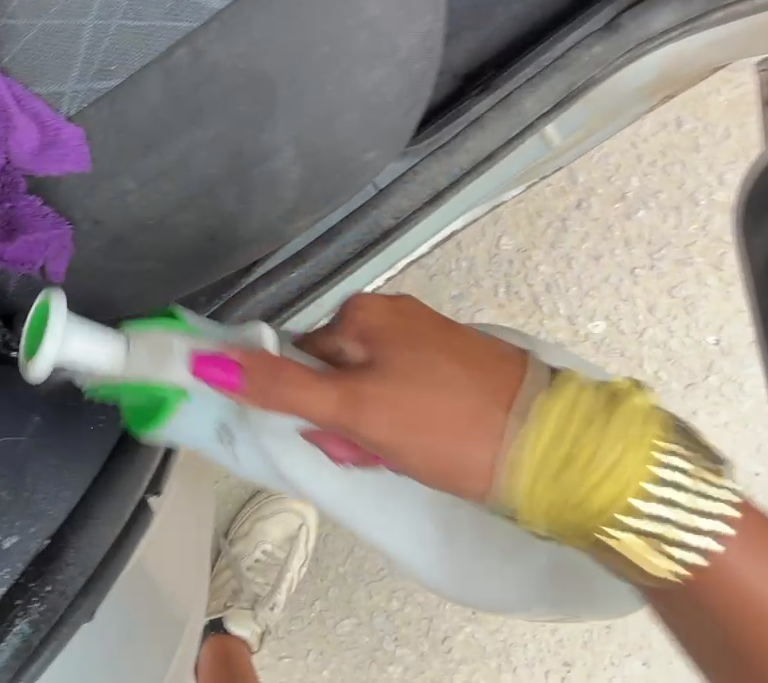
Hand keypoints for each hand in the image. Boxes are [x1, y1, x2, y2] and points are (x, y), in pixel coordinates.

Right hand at [195, 293, 526, 501]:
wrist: (565, 453)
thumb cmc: (447, 425)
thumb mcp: (353, 410)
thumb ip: (277, 386)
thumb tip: (203, 359)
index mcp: (362, 312)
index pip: (300, 357)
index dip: (309, 404)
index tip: (339, 436)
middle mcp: (393, 315)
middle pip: (334, 374)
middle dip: (345, 420)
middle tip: (376, 451)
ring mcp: (430, 341)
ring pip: (370, 391)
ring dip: (373, 429)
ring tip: (408, 456)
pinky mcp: (459, 369)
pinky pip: (406, 396)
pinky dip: (405, 426)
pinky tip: (429, 450)